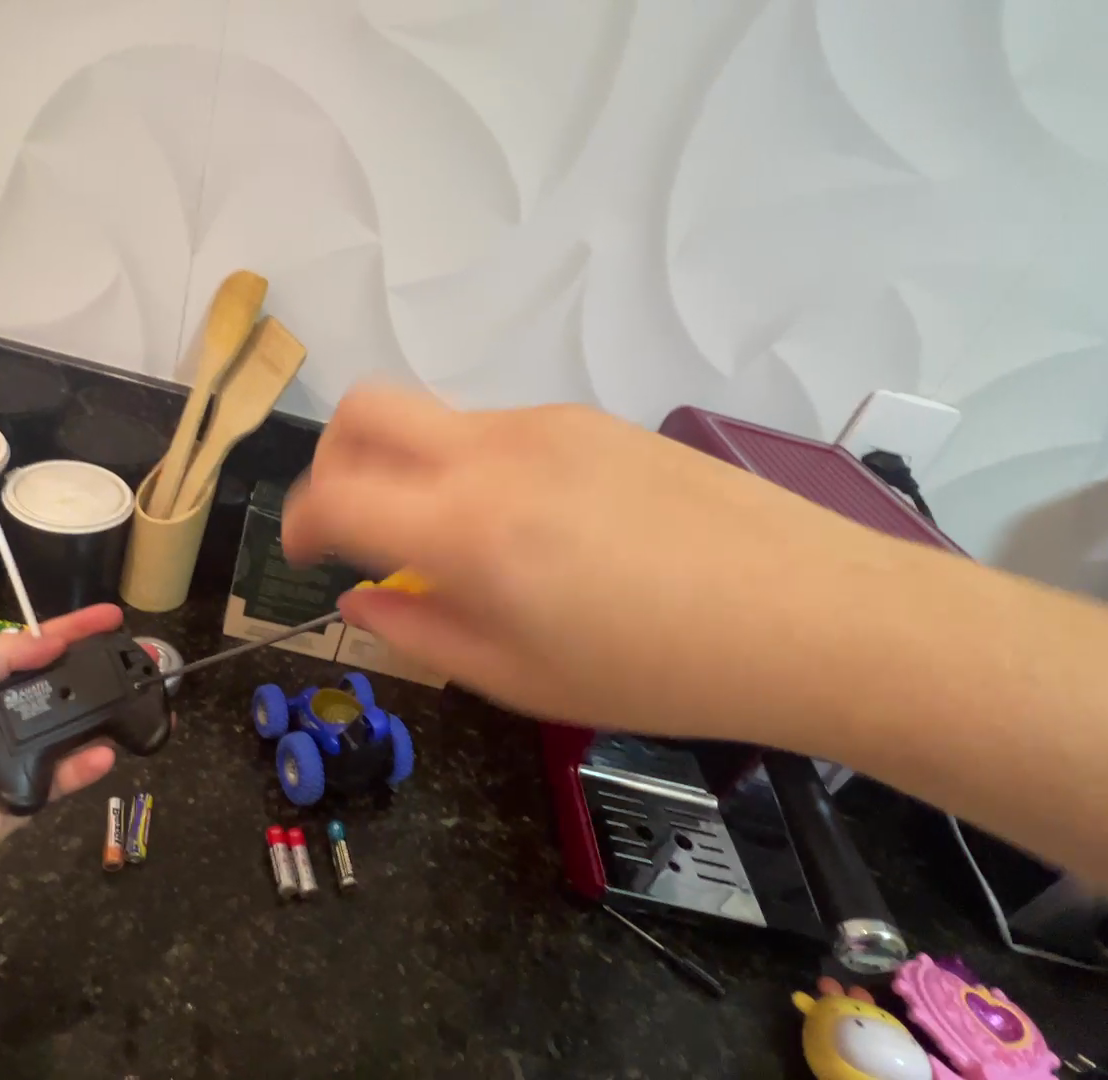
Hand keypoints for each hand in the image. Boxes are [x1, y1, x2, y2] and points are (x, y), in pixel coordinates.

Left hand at [0, 605, 122, 885]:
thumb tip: (53, 641)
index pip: (34, 645)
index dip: (73, 627)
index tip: (114, 615)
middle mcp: (4, 713)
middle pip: (61, 683)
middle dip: (99, 670)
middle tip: (140, 660)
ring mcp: (21, 753)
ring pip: (72, 727)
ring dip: (105, 714)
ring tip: (141, 702)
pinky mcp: (33, 791)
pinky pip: (69, 774)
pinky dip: (89, 764)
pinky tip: (107, 754)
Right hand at [281, 385, 912, 738]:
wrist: (810, 614)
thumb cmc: (655, 670)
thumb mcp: (518, 678)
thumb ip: (418, 632)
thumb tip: (359, 597)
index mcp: (466, 525)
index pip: (333, 495)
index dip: (296, 525)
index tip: (304, 555)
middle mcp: (492, 451)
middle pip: (365, 409)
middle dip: (331, 461)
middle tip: (351, 522)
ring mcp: (545, 425)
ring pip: (433, 422)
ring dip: (410, 471)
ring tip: (462, 546)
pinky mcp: (590, 420)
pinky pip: (496, 432)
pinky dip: (471, 470)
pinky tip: (531, 529)